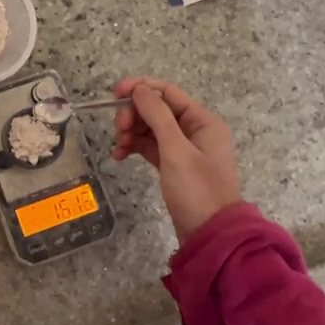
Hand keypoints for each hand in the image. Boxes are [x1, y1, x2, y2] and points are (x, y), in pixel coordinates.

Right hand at [112, 77, 241, 243]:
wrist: (210, 235)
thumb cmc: (197, 190)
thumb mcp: (176, 151)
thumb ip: (157, 116)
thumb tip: (139, 88)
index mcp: (203, 121)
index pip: (168, 93)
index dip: (141, 89)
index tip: (115, 93)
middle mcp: (195, 130)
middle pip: (157, 109)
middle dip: (134, 115)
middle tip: (118, 129)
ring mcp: (184, 149)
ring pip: (151, 128)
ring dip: (132, 132)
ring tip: (118, 146)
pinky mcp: (173, 165)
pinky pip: (150, 146)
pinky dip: (135, 147)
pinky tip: (120, 156)